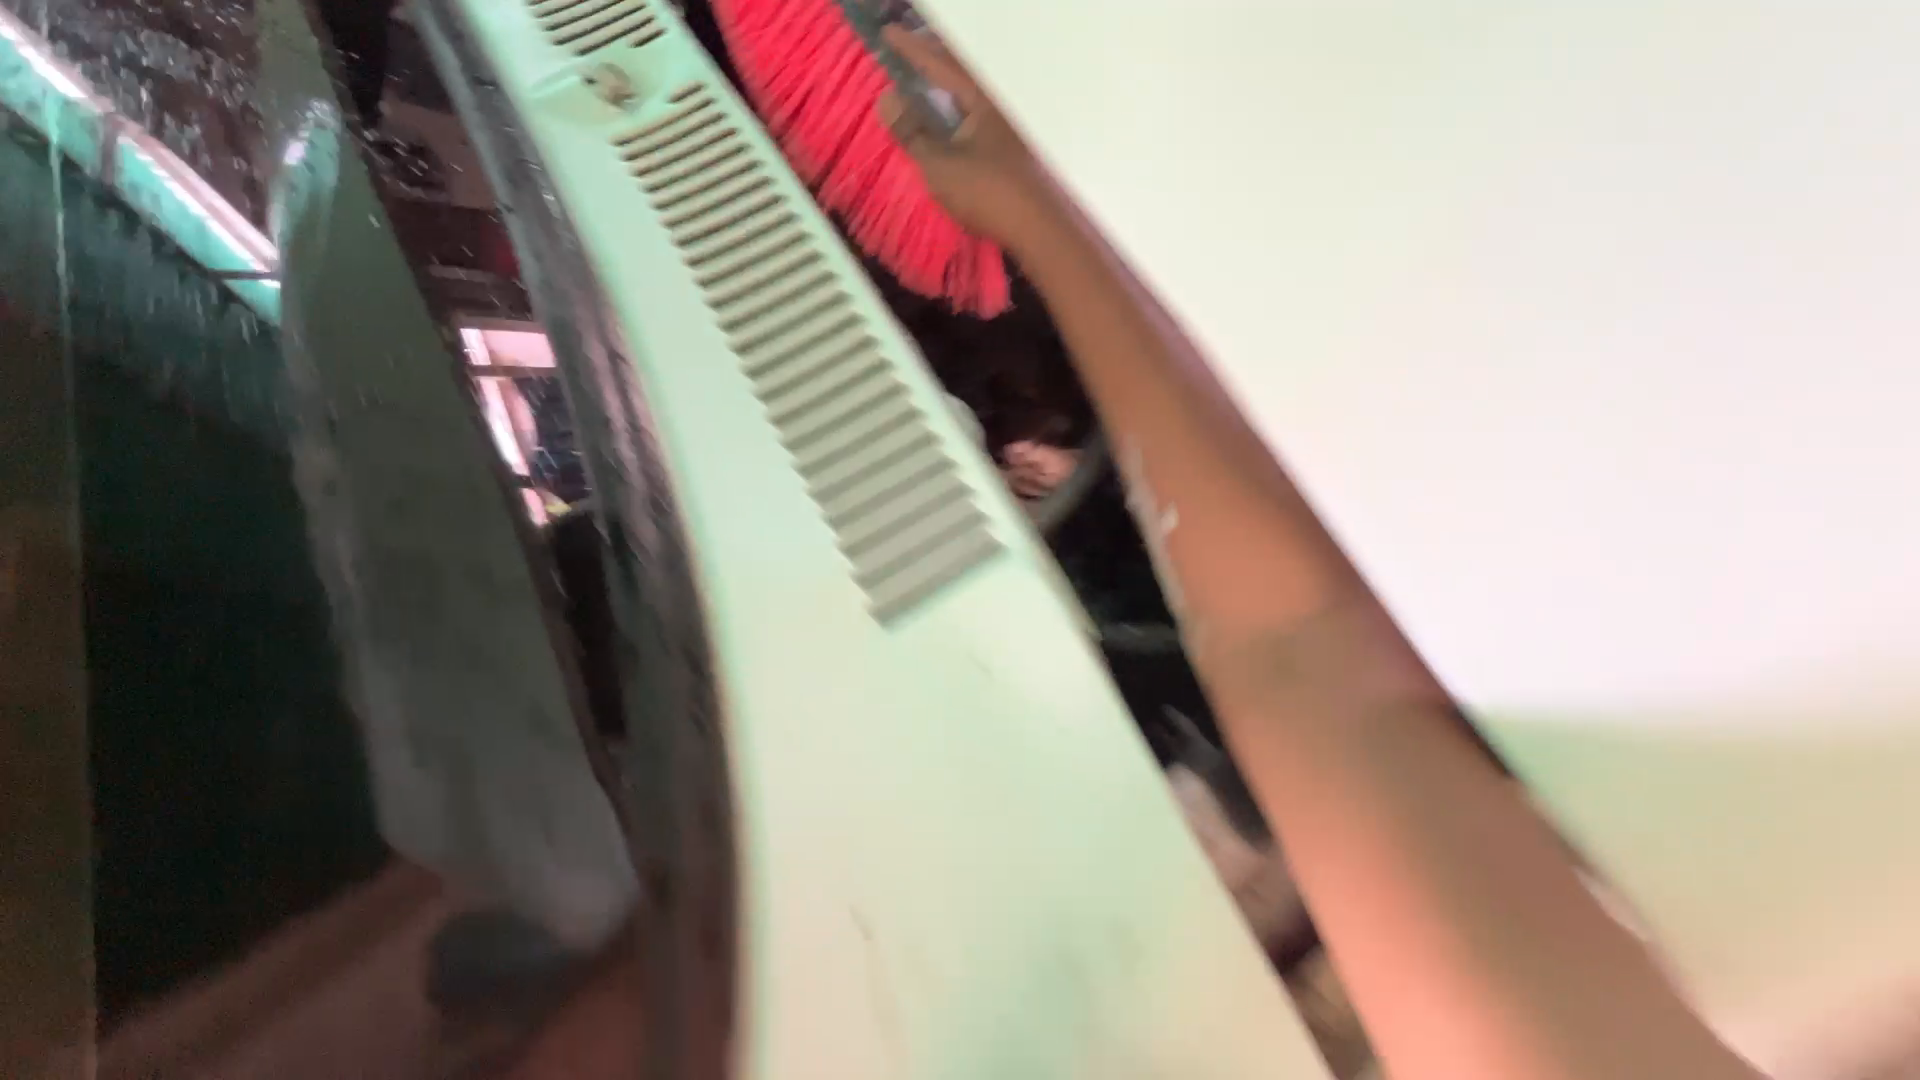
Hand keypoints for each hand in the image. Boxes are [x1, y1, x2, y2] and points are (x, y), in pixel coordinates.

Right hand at [877, 26, 1052, 246]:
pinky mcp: (1011, 156)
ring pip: (970, 100)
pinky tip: (949, 127)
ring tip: (922, 88)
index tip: (887, 33)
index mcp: (982, 100)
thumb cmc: (988, 194)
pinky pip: (977, 121)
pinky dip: (956, 115)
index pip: (940, 64)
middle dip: (931, 64)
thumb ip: (912, 132)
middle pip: (960, 75)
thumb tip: (887, 99)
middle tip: (905, 56)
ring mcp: (1008, 132)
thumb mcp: (940, 165)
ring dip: (944, 91)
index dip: (911, 49)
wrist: (1038, 230)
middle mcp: (998, 108)